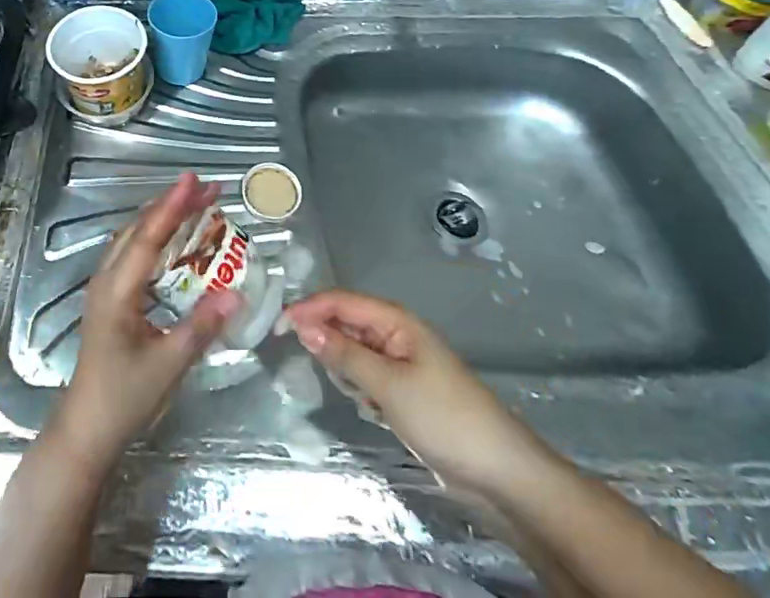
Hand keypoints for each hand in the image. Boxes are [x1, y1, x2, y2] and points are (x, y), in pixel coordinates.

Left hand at [47, 174, 240, 468]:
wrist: (87, 430)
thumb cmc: (124, 398)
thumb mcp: (169, 364)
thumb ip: (203, 326)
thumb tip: (237, 294)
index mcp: (117, 292)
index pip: (147, 238)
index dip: (172, 207)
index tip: (194, 180)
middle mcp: (106, 281)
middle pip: (139, 229)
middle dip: (173, 204)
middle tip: (208, 188)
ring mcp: (106, 289)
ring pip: (135, 238)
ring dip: (165, 217)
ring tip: (198, 203)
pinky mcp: (112, 299)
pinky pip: (135, 254)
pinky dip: (159, 237)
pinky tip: (180, 240)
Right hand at [283, 290, 547, 495]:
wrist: (494, 468)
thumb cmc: (442, 416)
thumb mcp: (388, 384)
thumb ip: (345, 355)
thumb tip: (304, 325)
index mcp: (398, 322)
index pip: (345, 301)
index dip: (311, 307)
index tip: (276, 325)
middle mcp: (398, 336)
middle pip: (349, 322)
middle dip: (322, 332)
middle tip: (287, 351)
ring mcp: (402, 365)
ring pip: (356, 352)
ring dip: (341, 364)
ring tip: (335, 383)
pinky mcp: (404, 393)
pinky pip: (369, 378)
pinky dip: (358, 387)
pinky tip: (363, 405)